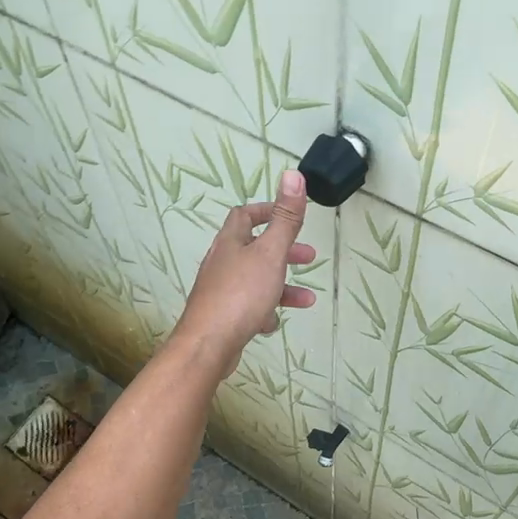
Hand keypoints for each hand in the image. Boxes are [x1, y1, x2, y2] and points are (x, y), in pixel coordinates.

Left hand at [173, 169, 316, 373]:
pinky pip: (246, 307)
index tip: (289, 216)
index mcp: (231, 242)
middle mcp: (221, 263)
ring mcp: (219, 291)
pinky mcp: (221, 316)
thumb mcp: (270, 252)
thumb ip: (285, 218)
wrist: (208, 343)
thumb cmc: (241, 294)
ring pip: (255, 281)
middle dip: (284, 252)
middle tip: (309, 258)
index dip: (267, 211)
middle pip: (254, 249)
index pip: (245, 215)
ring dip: (281, 286)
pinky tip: (272, 323)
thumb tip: (292, 174)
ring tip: (306, 299)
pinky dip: (263, 311)